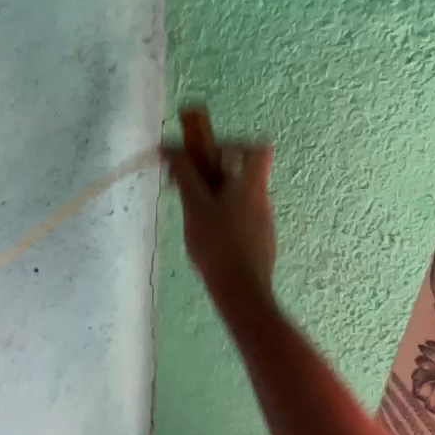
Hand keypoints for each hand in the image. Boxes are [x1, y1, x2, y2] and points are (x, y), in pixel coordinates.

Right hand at [163, 135, 276, 300]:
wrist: (241, 291)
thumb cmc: (217, 243)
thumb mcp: (194, 204)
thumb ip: (184, 173)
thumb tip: (171, 147)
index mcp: (252, 184)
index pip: (257, 148)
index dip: (232, 143)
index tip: (206, 153)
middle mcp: (262, 199)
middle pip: (242, 171)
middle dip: (212, 172)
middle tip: (187, 185)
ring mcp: (264, 221)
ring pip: (239, 195)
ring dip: (214, 194)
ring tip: (190, 212)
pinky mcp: (260, 241)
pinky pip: (240, 215)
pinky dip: (221, 215)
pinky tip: (204, 234)